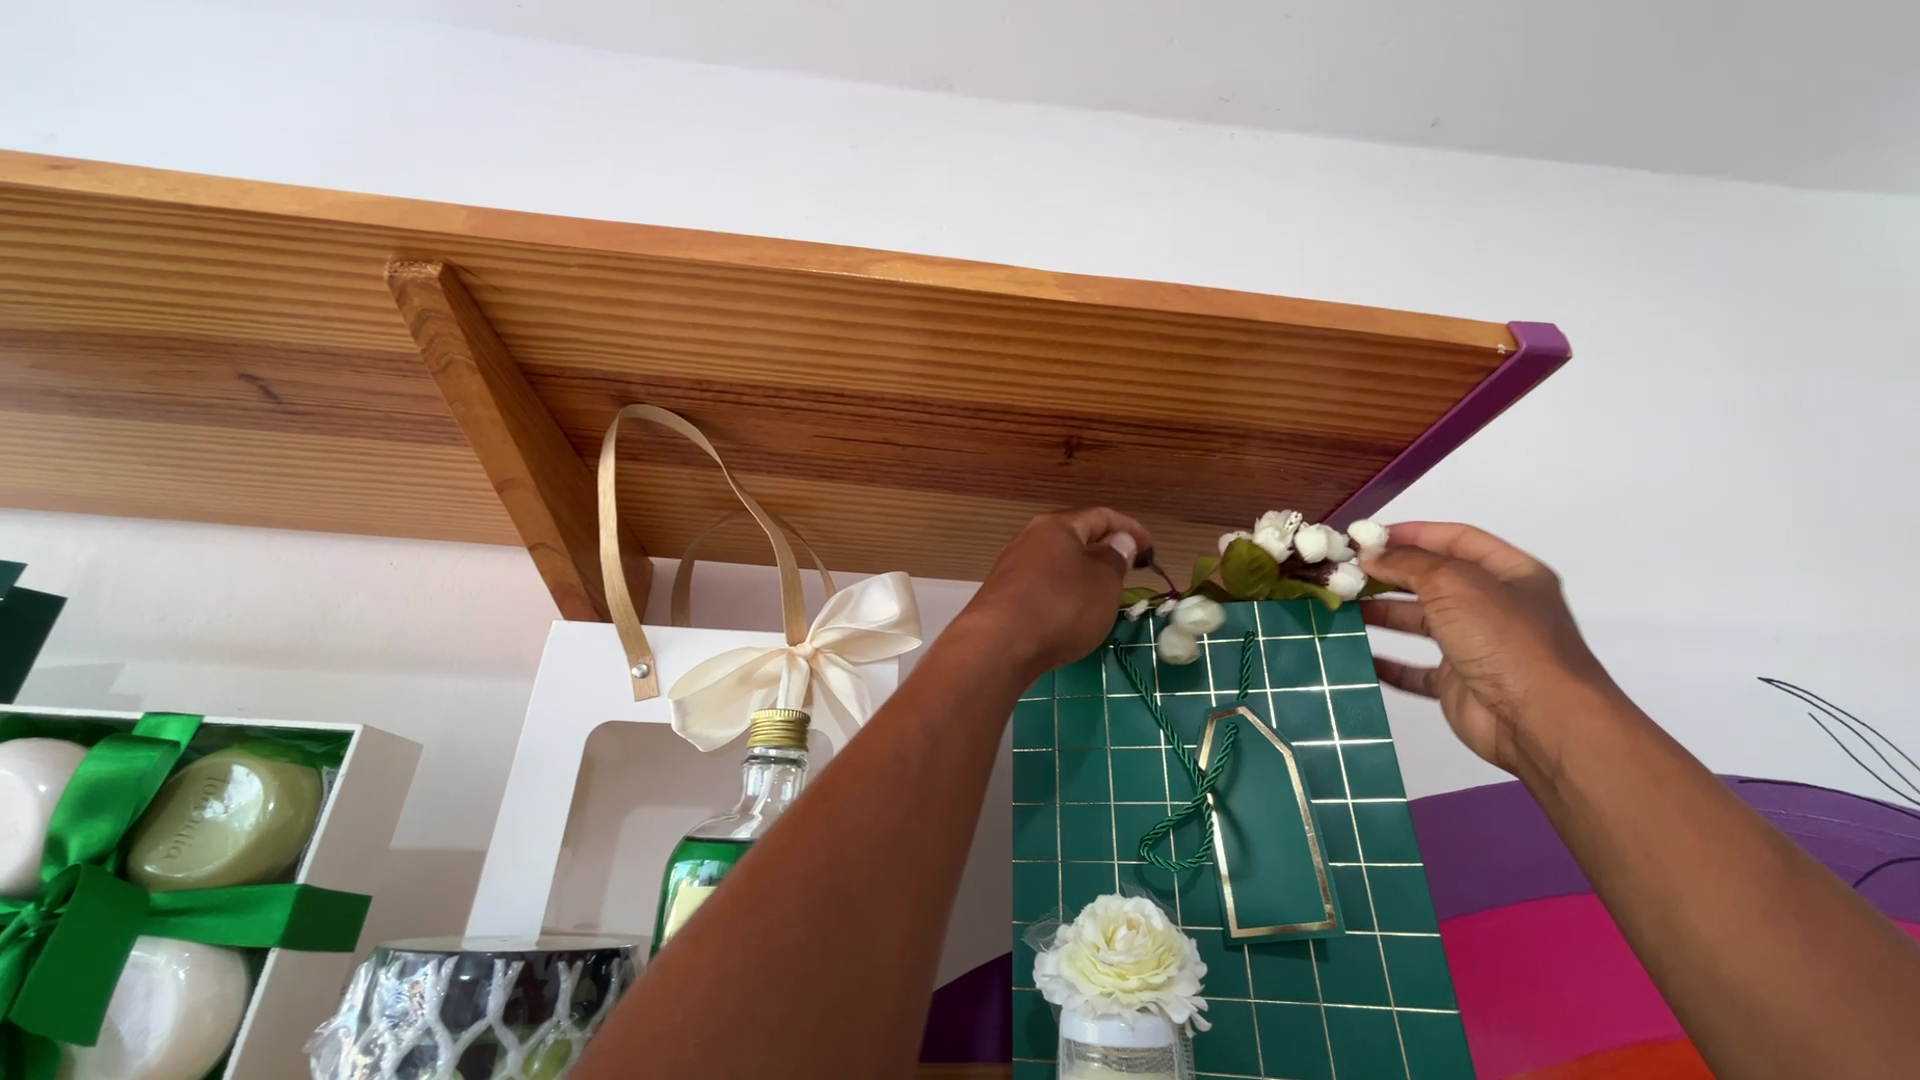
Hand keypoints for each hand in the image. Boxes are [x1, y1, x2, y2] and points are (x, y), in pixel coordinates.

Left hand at [961, 508, 1152, 675]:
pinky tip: (1072, 615)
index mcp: (1057, 526)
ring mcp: (1012, 569)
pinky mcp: (1003, 598)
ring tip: (1103, 596)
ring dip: (1083, 575)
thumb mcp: (1104, 583)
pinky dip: (1064, 594)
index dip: (1130, 529)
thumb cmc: (1061, 606)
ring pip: (1057, 564)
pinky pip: (1043, 588)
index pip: (1101, 516)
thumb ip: (1115, 559)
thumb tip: (1118, 541)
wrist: (998, 646)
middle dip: (1104, 550)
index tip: (1151, 549)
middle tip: (1128, 571)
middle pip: (1075, 538)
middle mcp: (1030, 540)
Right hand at [1360, 522, 1619, 772]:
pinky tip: (1357, 654)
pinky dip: (1386, 662)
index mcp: (1510, 574)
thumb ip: (1408, 564)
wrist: (1539, 719)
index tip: (1365, 538)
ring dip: (1381, 614)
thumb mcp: (1454, 584)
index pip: (1456, 539)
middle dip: (1389, 574)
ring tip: (1341, 607)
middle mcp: (1494, 606)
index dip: (1412, 534)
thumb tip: (1369, 556)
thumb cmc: (1503, 638)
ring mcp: (1476, 646)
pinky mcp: (1457, 684)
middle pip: (1433, 580)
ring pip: (1419, 623)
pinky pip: (1414, 669)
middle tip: (1344, 573)